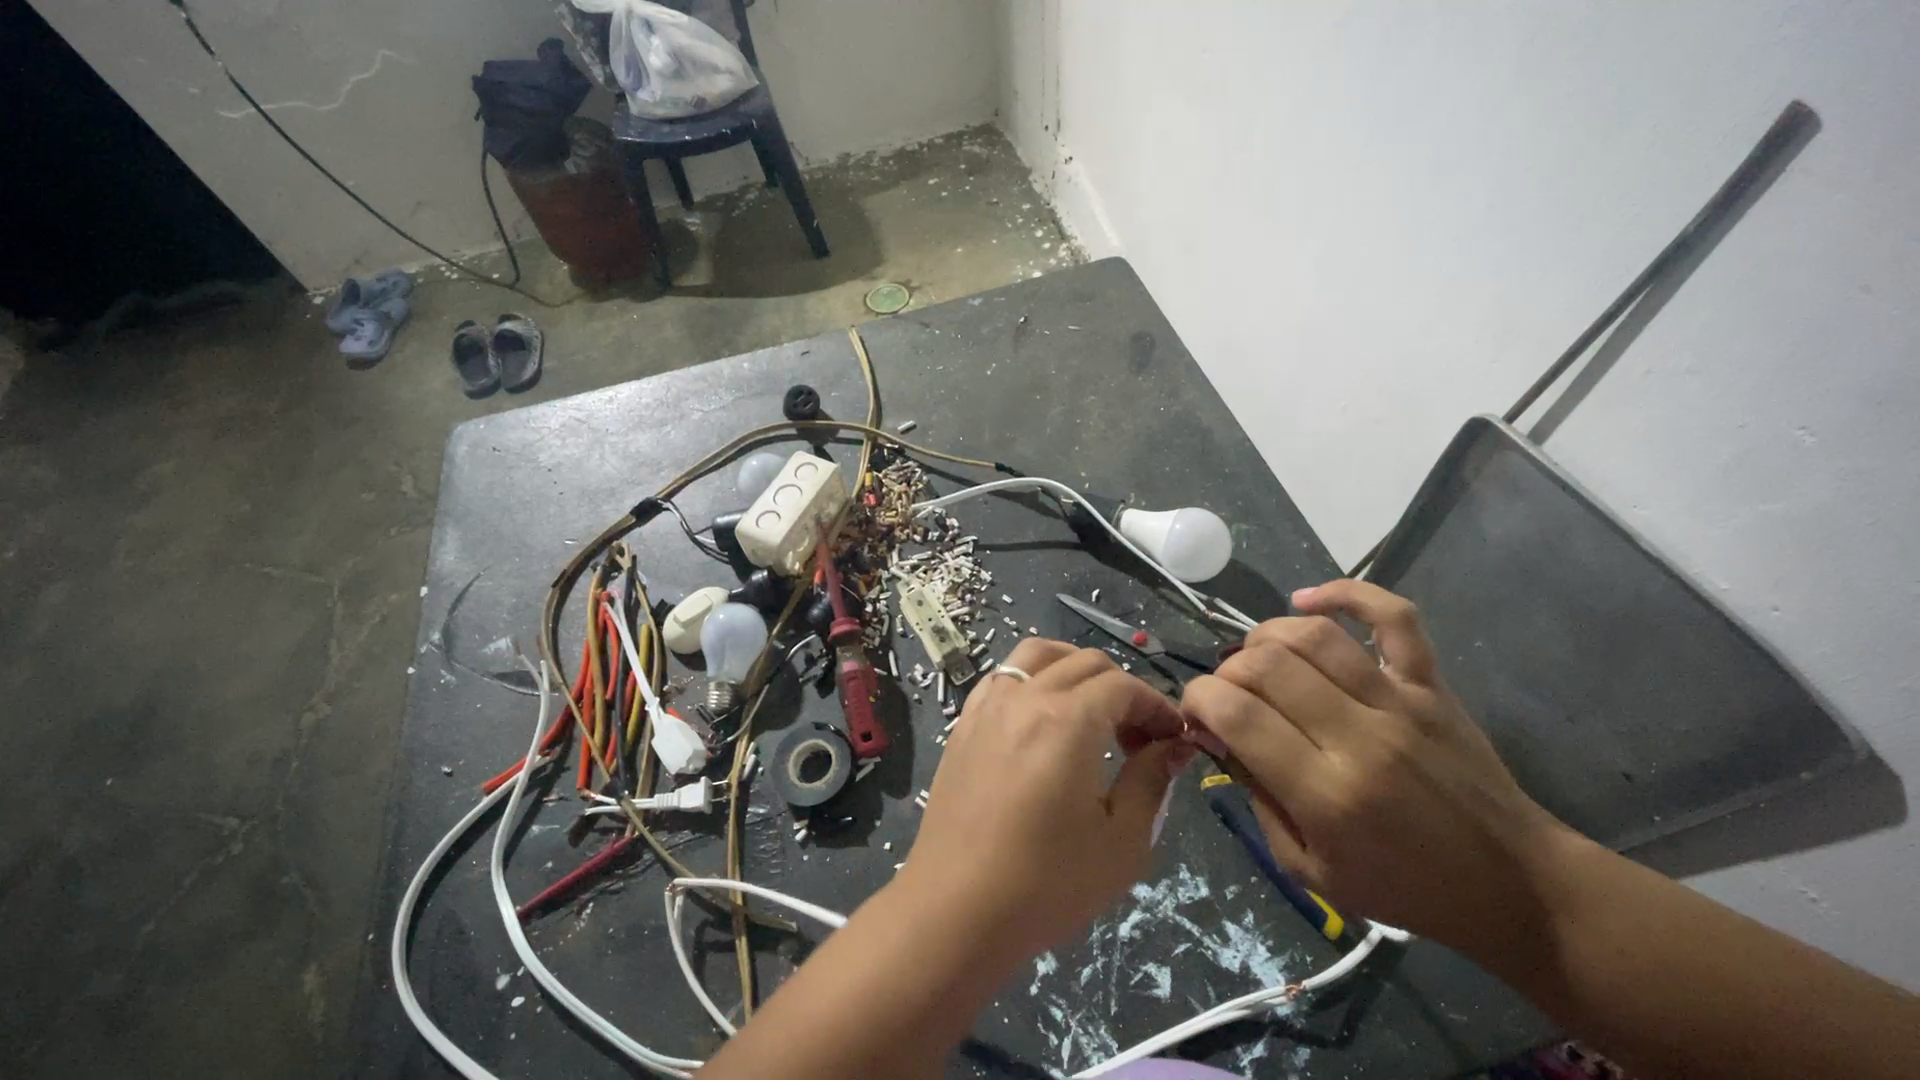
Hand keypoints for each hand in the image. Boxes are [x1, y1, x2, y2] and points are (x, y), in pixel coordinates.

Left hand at [899, 640, 1193, 962]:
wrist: (956, 911)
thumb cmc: (1047, 884)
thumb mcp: (1122, 841)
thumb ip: (1150, 780)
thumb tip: (1172, 746)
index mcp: (1067, 720)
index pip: (1123, 686)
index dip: (1157, 706)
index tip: (1173, 740)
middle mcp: (1024, 698)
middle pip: (1083, 663)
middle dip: (1122, 689)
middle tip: (1139, 737)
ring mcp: (986, 709)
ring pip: (1035, 656)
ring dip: (1073, 670)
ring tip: (1092, 712)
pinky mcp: (962, 729)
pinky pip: (1000, 680)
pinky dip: (1030, 682)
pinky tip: (1040, 720)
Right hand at [1180, 579, 1567, 950]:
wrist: (1510, 884)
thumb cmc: (1403, 887)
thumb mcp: (1309, 870)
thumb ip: (1257, 798)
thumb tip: (1220, 735)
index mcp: (1324, 793)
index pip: (1236, 713)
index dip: (1197, 699)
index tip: (1195, 712)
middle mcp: (1360, 737)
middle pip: (1265, 666)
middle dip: (1225, 672)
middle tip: (1226, 695)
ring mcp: (1401, 703)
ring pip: (1314, 637)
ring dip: (1265, 637)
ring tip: (1255, 659)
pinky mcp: (1432, 686)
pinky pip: (1393, 618)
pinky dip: (1346, 594)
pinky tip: (1307, 601)